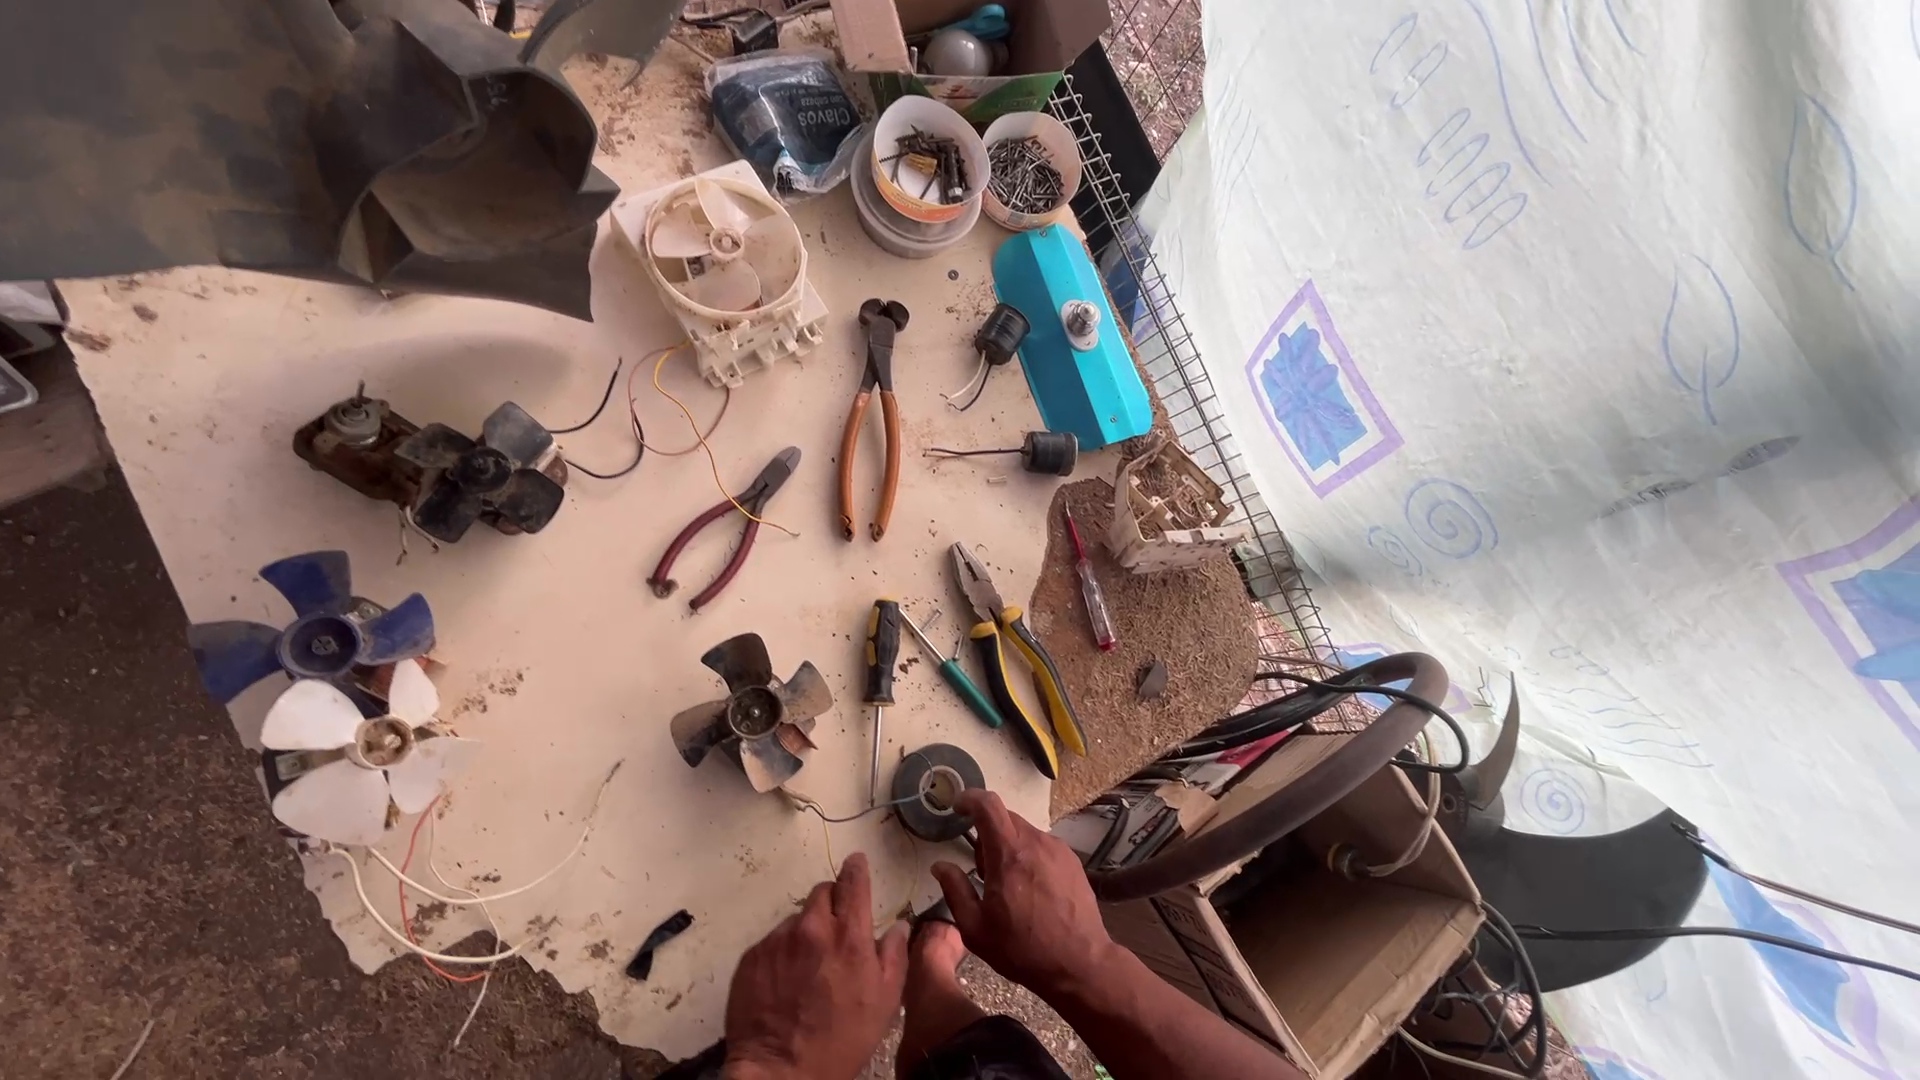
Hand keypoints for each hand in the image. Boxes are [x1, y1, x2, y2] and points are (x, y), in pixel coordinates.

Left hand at [723, 853, 909, 1079]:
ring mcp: (778, 941)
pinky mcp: (752, 957)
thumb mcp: (885, 1002)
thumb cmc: (841, 1041)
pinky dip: (783, 952)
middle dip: (833, 903)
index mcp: (849, 936)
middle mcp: (812, 928)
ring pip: (797, 918)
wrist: (780, 1075)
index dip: (857, 867)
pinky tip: (786, 981)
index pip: (853, 881)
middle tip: (836, 931)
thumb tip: (898, 925)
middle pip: (823, 892)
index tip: (856, 862)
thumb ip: (894, 955)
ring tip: (809, 967)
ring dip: (807, 930)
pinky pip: (773, 941)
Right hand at [930, 790, 1118, 1001]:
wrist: (1080, 964)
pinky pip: (1042, 844)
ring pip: (1024, 831)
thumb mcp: (976, 929)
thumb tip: (940, 866)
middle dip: (987, 834)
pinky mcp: (1071, 859)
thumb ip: (955, 890)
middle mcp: (1035, 842)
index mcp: (1008, 854)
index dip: (969, 798)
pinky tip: (1032, 888)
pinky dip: (1029, 855)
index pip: (988, 805)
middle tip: (983, 871)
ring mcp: (1057, 849)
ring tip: (1010, 885)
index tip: (957, 806)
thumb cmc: (1022, 949)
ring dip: (1009, 846)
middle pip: (1004, 818)